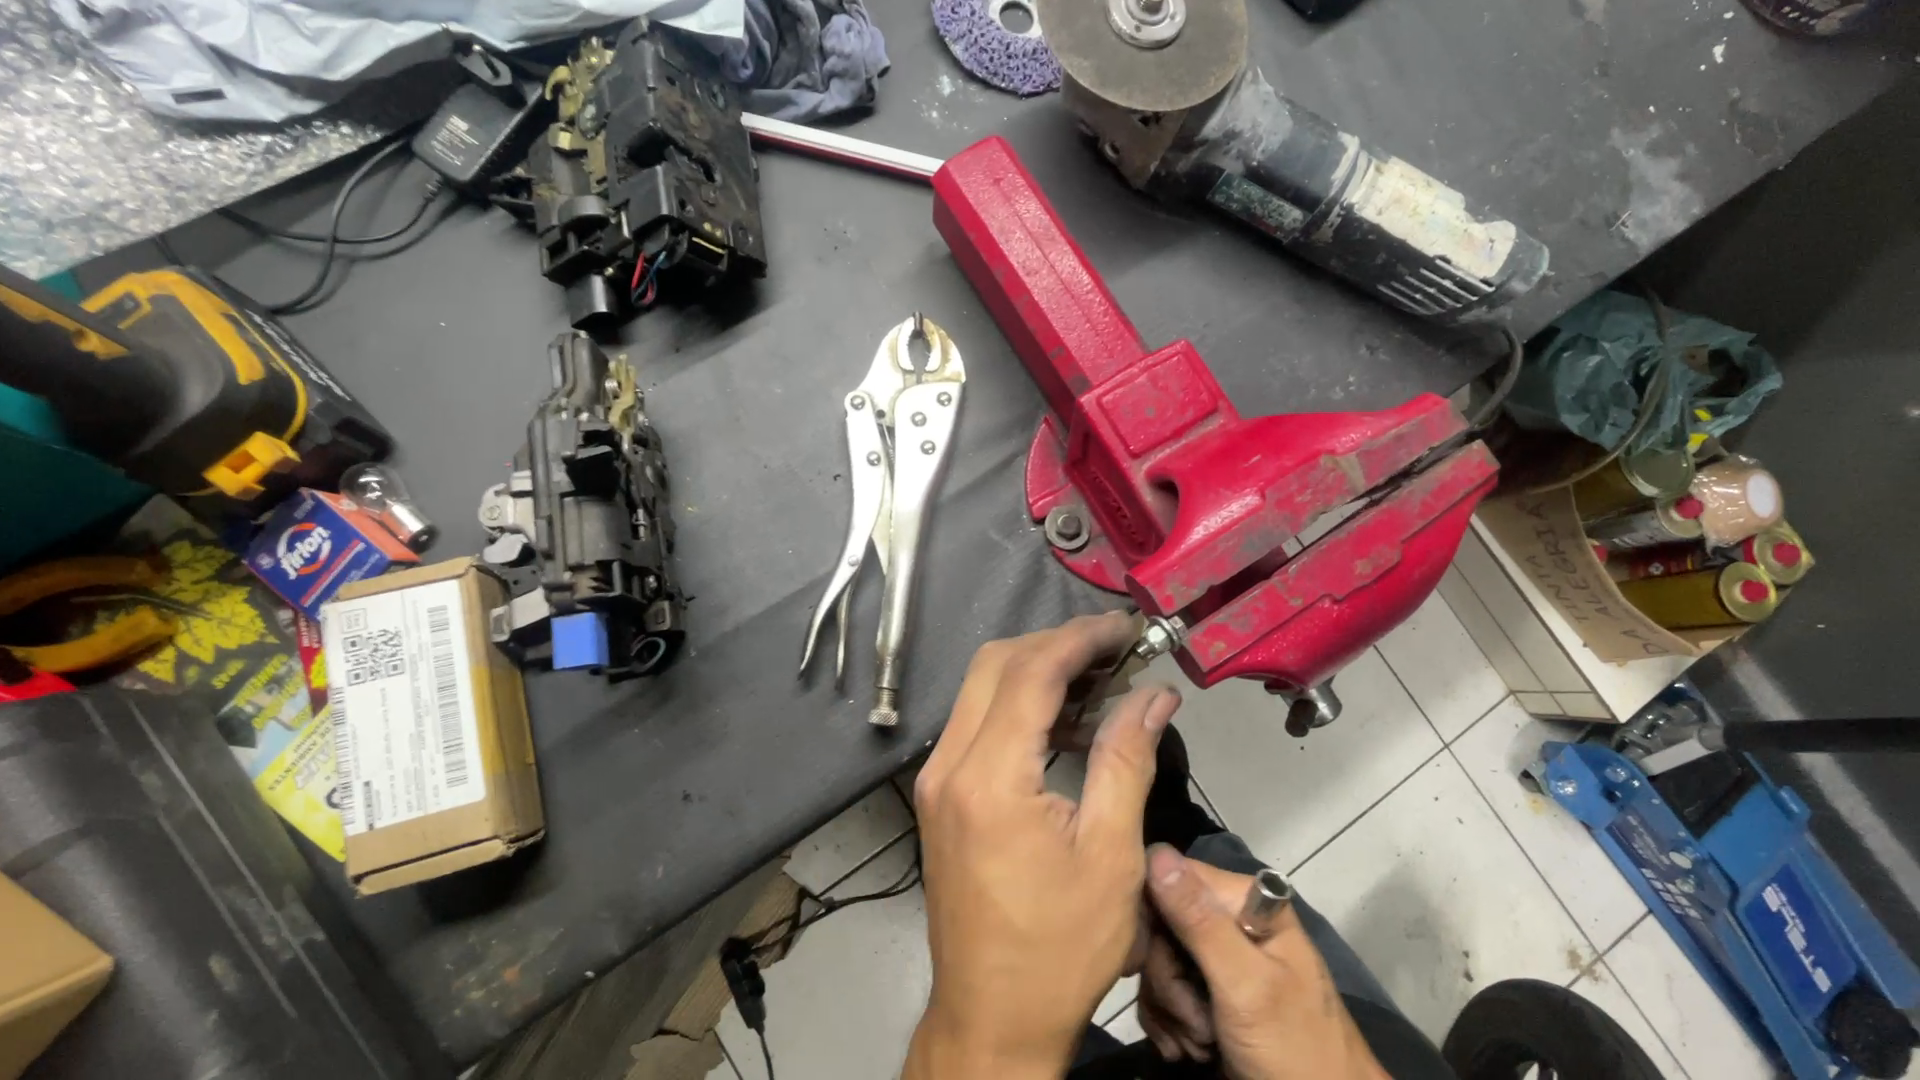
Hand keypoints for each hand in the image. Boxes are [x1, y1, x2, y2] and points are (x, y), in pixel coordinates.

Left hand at [904, 612, 1182, 1079]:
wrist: (992, 1015)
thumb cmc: (1059, 948)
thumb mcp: (1110, 855)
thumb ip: (1126, 760)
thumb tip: (1153, 696)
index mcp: (989, 777)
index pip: (1030, 672)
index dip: (1080, 639)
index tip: (1125, 630)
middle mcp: (948, 767)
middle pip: (995, 666)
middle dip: (1056, 645)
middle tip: (1116, 651)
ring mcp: (936, 781)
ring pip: (980, 690)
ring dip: (1036, 674)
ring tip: (1101, 684)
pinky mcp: (940, 798)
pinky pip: (976, 726)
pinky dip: (1019, 709)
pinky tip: (1067, 728)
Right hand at [1142, 845, 1390, 1079]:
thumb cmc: (1295, 1048)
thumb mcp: (1246, 985)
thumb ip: (1200, 921)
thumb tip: (1156, 852)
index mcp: (1243, 900)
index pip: (1168, 877)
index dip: (1149, 915)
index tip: (1146, 959)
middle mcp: (1229, 920)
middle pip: (1159, 926)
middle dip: (1166, 979)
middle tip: (1193, 1021)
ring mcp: (1219, 958)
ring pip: (1158, 962)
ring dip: (1169, 1009)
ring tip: (1199, 1043)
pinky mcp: (1208, 993)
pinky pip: (1164, 992)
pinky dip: (1169, 1023)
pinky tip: (1189, 1049)